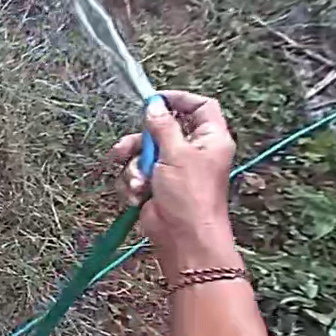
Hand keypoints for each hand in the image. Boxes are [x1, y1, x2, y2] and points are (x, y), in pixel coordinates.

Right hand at [108, 90, 239, 271]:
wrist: (182, 236)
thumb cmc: (189, 195)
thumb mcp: (175, 153)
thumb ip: (162, 126)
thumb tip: (153, 105)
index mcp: (209, 139)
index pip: (199, 107)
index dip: (177, 100)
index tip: (154, 99)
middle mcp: (191, 152)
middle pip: (160, 130)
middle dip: (140, 142)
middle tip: (126, 148)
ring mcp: (171, 169)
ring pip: (141, 153)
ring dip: (133, 167)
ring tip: (137, 183)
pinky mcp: (154, 186)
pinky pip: (134, 174)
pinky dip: (132, 184)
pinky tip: (138, 195)